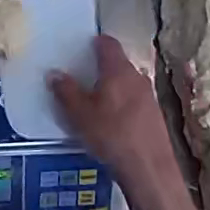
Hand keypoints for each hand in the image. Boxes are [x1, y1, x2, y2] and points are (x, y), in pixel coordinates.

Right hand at [49, 36, 183, 186]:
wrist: (148, 167)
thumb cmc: (111, 134)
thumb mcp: (79, 114)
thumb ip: (66, 91)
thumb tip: (54, 73)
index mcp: (118, 70)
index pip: (108, 44)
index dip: (95, 42)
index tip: (83, 48)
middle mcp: (137, 77)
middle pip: (118, 63)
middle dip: (102, 67)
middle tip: (82, 76)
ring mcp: (149, 96)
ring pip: (127, 82)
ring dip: (112, 86)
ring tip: (95, 100)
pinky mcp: (155, 115)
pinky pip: (134, 99)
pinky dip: (122, 102)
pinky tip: (111, 120)